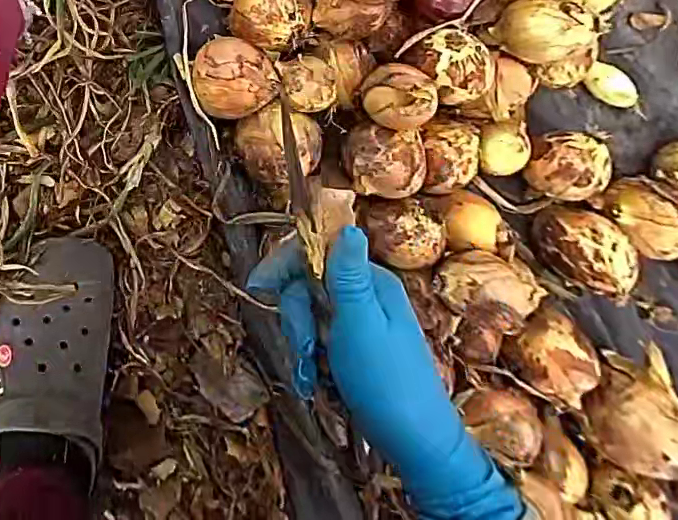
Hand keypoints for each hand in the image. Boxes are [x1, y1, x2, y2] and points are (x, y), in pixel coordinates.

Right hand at [247, 227, 522, 519]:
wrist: (420, 451)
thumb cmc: (389, 385)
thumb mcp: (362, 325)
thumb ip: (348, 276)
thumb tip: (348, 226)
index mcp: (371, 281)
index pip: (318, 250)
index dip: (285, 264)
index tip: (257, 286)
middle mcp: (366, 294)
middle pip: (309, 282)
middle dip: (295, 313)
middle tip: (302, 348)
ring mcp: (361, 322)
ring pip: (310, 312)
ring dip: (301, 340)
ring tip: (309, 373)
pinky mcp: (355, 349)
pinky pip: (319, 339)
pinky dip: (310, 358)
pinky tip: (314, 381)